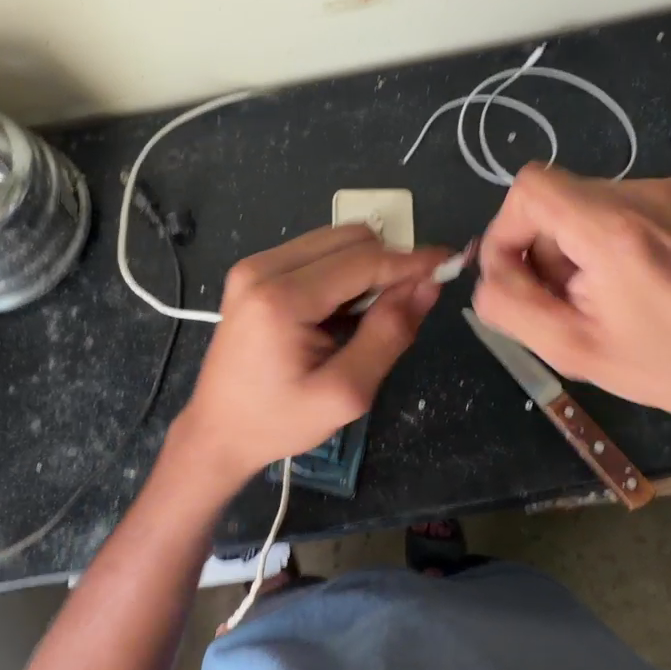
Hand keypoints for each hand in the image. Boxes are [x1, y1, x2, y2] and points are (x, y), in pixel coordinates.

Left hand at [171, 225, 450, 487]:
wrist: (218, 432)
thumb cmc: (278, 421)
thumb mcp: (345, 392)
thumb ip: (389, 334)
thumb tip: (428, 285)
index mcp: (281, 298)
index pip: (363, 260)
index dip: (412, 261)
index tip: (452, 262)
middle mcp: (262, 268)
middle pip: (349, 238)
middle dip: (387, 264)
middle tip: (402, 308)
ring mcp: (253, 267)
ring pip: (333, 240)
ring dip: (363, 269)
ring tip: (363, 319)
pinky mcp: (251, 273)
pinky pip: (313, 252)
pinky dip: (339, 273)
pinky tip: (337, 314)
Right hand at [472, 166, 670, 444]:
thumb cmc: (667, 368)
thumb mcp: (570, 349)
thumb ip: (508, 305)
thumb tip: (488, 271)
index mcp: (617, 230)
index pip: (530, 186)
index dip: (506, 228)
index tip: (518, 275)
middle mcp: (649, 194)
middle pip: (557, 198)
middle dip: (544, 248)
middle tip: (566, 300)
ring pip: (586, 202)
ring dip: (575, 245)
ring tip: (604, 295)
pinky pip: (622, 205)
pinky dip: (608, 238)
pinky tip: (635, 281)